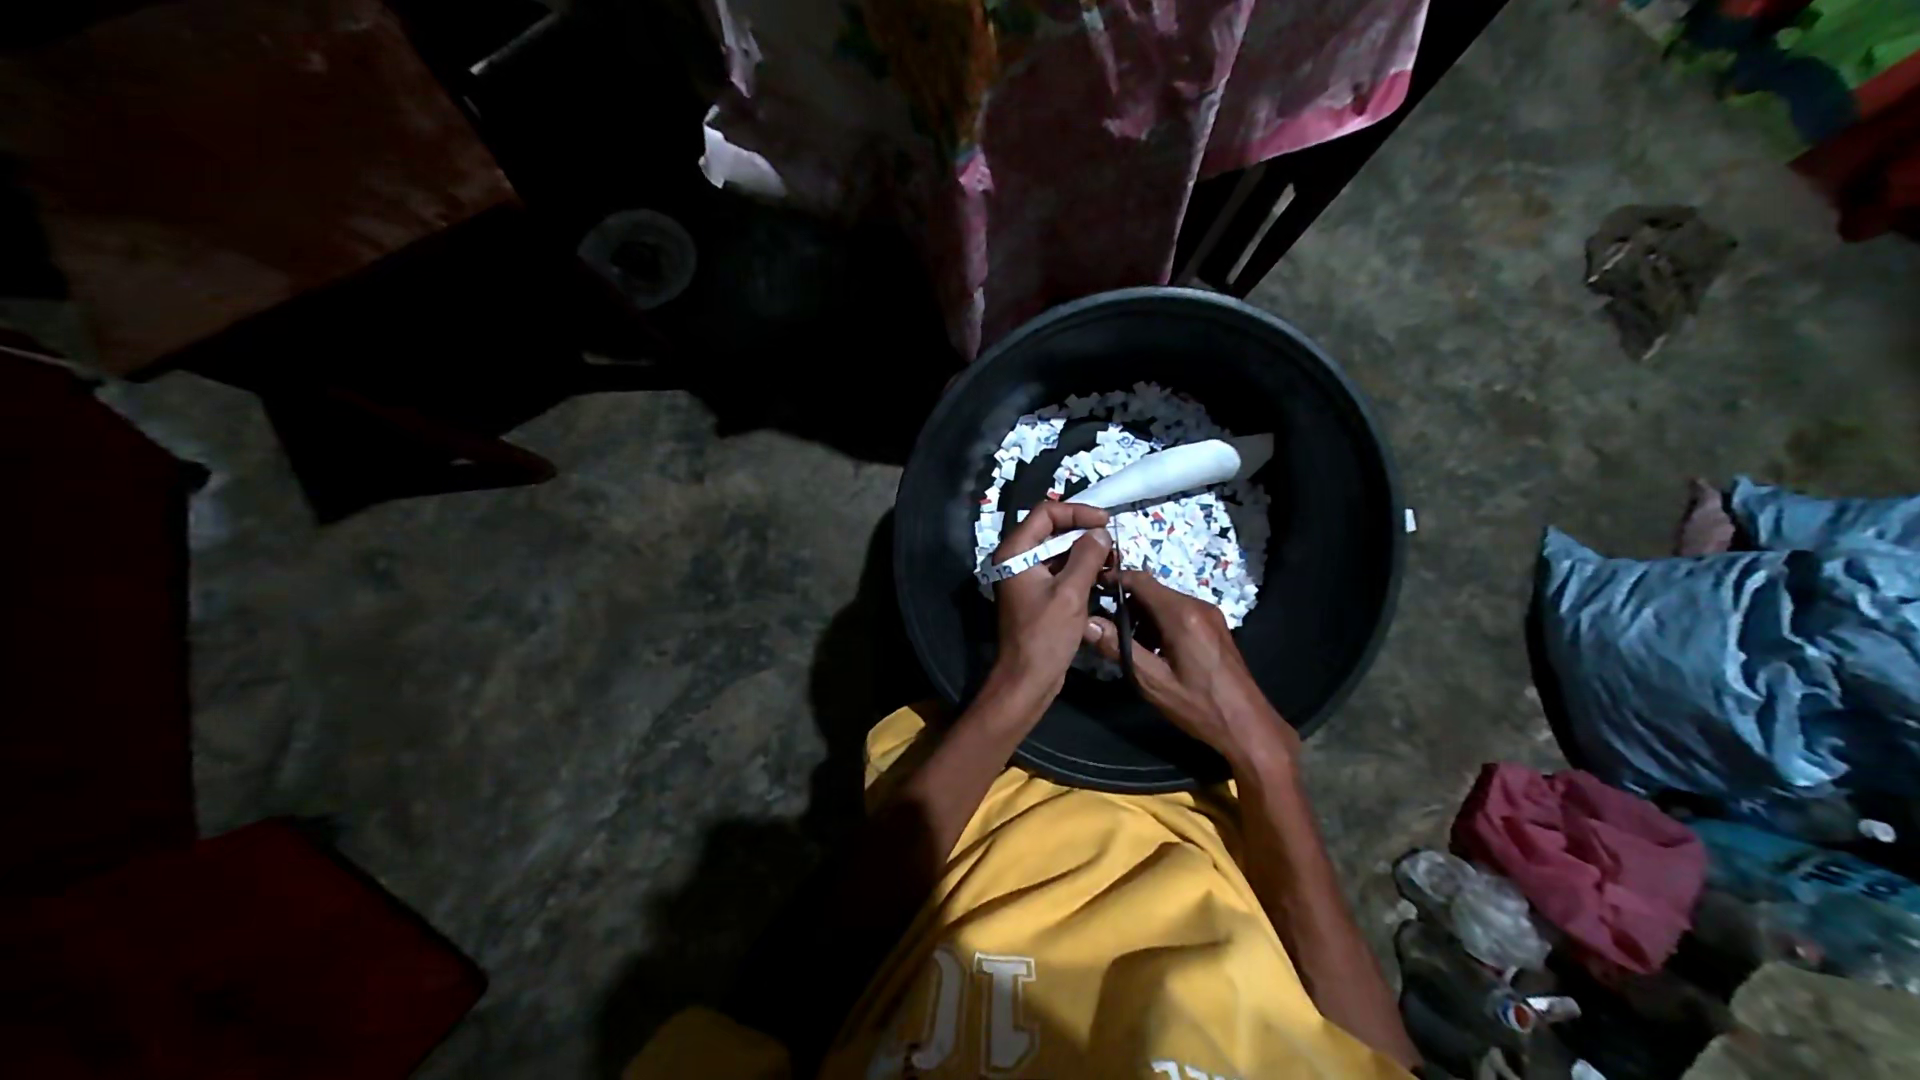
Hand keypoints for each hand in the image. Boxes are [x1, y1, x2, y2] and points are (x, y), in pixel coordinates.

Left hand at [990, 502, 1111, 704]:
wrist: (1027, 679)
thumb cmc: (1044, 635)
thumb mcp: (1070, 593)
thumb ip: (1086, 557)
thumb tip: (1101, 532)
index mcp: (1015, 553)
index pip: (1045, 514)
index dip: (1077, 512)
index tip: (1106, 522)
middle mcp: (1016, 560)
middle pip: (1052, 531)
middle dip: (1084, 534)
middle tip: (1114, 546)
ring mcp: (1025, 579)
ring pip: (1058, 553)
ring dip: (1085, 554)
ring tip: (1113, 562)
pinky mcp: (1036, 595)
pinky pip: (1059, 572)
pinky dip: (1080, 571)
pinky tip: (1102, 578)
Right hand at [1087, 572, 1299, 769]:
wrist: (1249, 727)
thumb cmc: (1199, 706)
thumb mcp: (1153, 681)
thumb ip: (1118, 648)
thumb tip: (1086, 623)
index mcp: (1182, 615)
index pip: (1141, 580)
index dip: (1114, 579)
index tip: (1091, 587)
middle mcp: (1198, 606)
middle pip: (1152, 591)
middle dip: (1126, 605)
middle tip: (1105, 628)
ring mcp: (1210, 616)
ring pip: (1165, 603)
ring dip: (1143, 618)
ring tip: (1127, 646)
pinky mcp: (1215, 627)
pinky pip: (1179, 614)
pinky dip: (1160, 625)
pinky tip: (1154, 652)